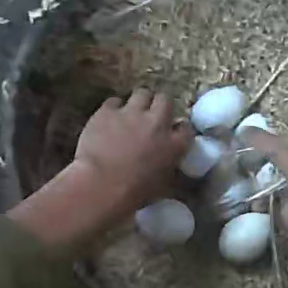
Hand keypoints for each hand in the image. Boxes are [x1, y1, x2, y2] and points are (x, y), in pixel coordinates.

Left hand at [69, 89, 194, 212]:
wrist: (102, 185)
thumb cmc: (134, 193)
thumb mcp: (163, 187)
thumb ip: (170, 172)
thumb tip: (171, 171)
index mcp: (174, 145)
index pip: (186, 128)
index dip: (178, 129)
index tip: (172, 133)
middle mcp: (157, 122)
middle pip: (165, 100)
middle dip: (159, 105)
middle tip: (150, 116)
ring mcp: (132, 113)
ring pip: (142, 93)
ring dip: (138, 102)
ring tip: (130, 113)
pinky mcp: (108, 111)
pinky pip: (114, 101)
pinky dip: (113, 109)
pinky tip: (108, 119)